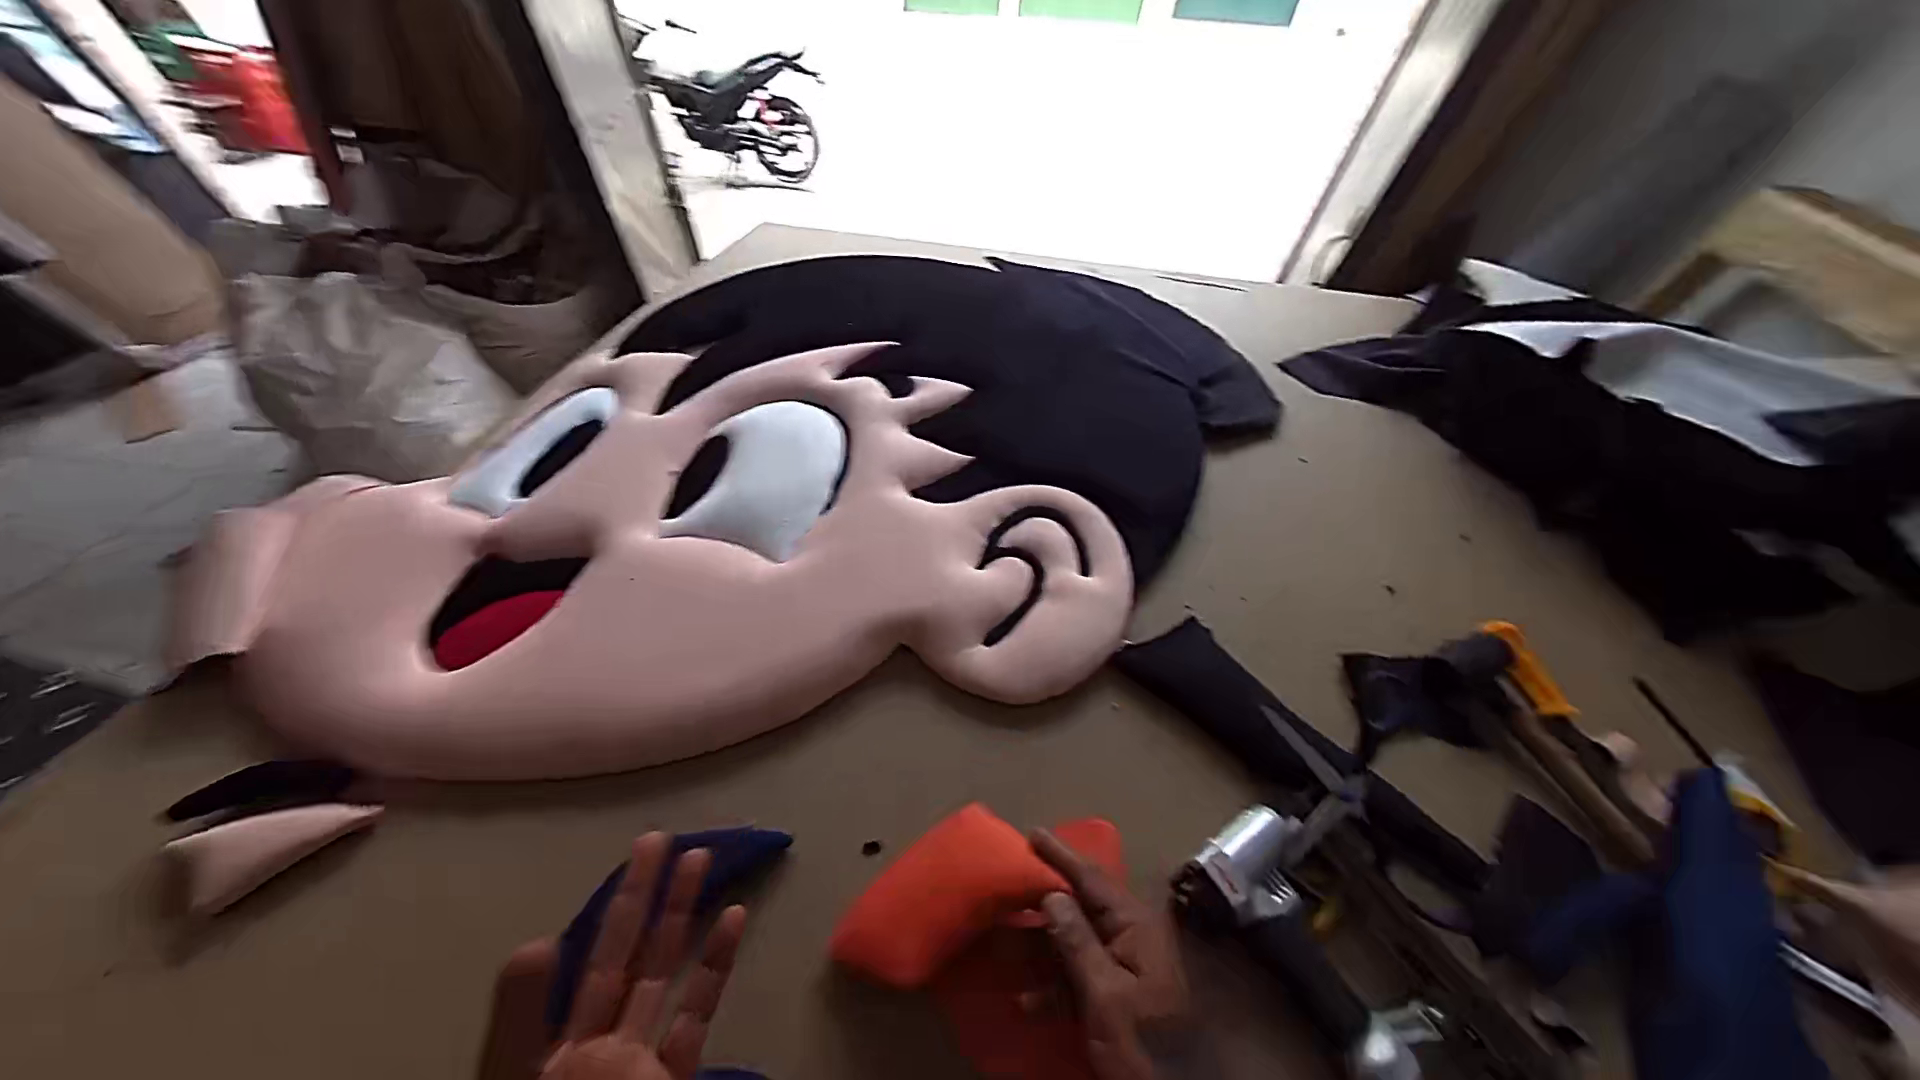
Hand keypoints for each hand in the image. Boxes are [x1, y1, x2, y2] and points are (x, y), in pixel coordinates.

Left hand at [477, 833, 748, 1079]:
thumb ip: (517, 1023)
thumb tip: (537, 942)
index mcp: (549, 1052)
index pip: (576, 966)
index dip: (603, 910)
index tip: (627, 864)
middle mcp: (595, 1045)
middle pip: (623, 955)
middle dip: (642, 897)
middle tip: (660, 838)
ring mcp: (638, 1062)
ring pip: (664, 972)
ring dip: (682, 917)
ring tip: (700, 859)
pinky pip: (697, 1017)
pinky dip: (715, 967)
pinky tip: (732, 920)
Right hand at [1031, 828, 1191, 1079]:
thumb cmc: (1144, 1045)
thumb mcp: (1106, 995)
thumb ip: (1077, 942)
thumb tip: (1052, 894)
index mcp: (1134, 927)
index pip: (1092, 879)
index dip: (1061, 855)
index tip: (1032, 834)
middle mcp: (1127, 938)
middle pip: (1079, 908)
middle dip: (1042, 901)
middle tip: (1008, 883)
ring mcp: (1120, 968)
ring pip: (1071, 944)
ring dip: (1038, 948)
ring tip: (1000, 941)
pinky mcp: (1112, 997)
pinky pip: (1075, 977)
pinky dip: (1051, 986)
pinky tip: (1025, 1002)